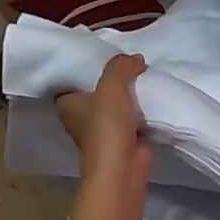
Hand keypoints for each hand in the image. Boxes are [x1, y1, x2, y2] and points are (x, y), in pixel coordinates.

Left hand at [56, 54, 151, 186]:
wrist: (124, 167)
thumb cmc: (107, 125)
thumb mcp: (111, 85)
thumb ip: (121, 66)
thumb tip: (136, 60)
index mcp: (67, 104)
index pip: (72, 78)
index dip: (86, 65)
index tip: (102, 52)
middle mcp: (81, 117)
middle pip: (97, 90)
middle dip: (113, 79)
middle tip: (129, 62)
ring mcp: (103, 130)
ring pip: (116, 105)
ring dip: (128, 96)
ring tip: (143, 75)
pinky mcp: (123, 140)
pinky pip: (132, 119)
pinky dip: (140, 112)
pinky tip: (152, 97)